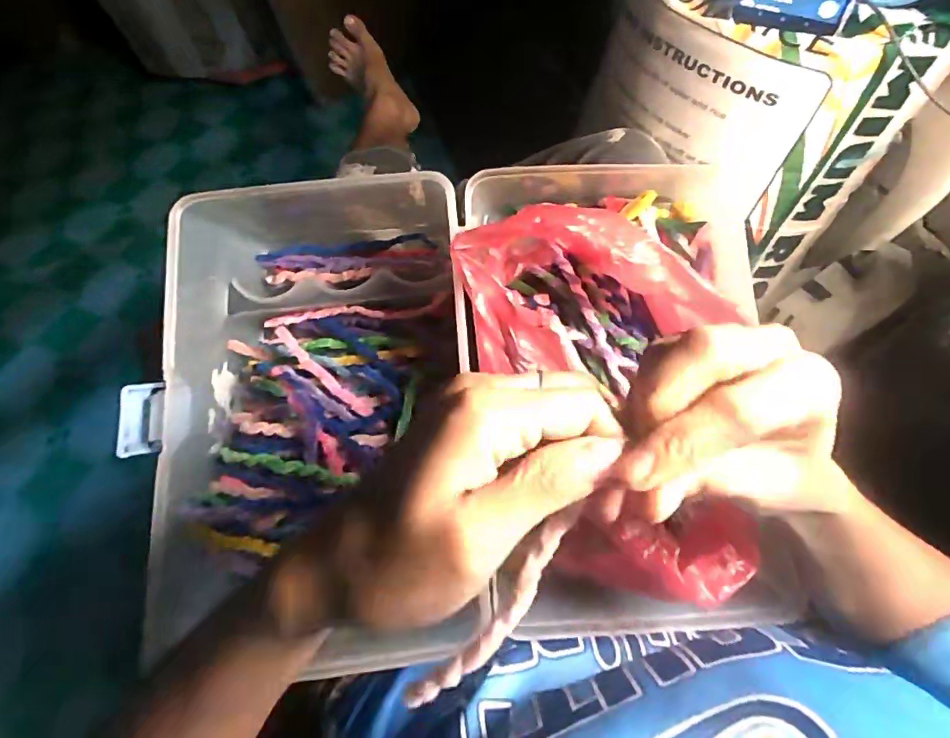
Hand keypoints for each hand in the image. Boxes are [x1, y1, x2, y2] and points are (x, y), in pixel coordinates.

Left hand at [267, 371, 623, 635]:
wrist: (335, 566)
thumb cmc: (402, 564)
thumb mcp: (479, 536)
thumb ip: (547, 483)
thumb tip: (614, 451)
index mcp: (486, 406)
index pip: (583, 403)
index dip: (612, 449)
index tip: (615, 509)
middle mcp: (482, 384)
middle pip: (571, 396)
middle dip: (599, 445)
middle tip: (601, 510)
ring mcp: (472, 397)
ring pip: (554, 406)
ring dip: (577, 450)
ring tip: (579, 507)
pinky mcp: (467, 417)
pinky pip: (529, 420)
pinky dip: (551, 451)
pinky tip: (549, 491)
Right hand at [606, 323, 849, 523]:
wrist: (784, 456)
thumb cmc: (780, 475)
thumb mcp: (752, 490)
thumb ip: (701, 483)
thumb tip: (644, 499)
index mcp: (809, 380)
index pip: (738, 406)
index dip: (684, 441)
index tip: (635, 477)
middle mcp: (774, 343)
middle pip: (706, 351)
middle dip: (660, 404)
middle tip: (631, 453)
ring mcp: (730, 332)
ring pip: (672, 351)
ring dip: (642, 402)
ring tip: (634, 448)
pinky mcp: (692, 336)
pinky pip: (654, 355)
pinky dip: (637, 395)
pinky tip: (638, 430)